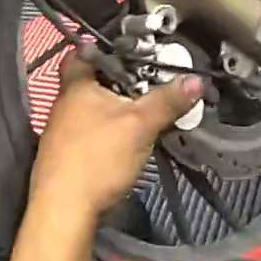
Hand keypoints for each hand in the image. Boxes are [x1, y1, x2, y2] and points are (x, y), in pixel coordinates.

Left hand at [27, 47, 203, 225]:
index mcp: (76, 88)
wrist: (65, 213)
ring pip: (96, 108)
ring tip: (150, 106)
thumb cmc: (98, 158)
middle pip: (94, 81)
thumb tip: (196, 81)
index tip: (131, 48)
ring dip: (119, 106)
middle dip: (121, 79)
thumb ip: (168, 100)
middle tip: (152, 77)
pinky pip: (95, 131)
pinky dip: (114, 128)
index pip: (82, 53)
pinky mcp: (69, 156)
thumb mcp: (141, 124)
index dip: (104, 46)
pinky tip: (133, 137)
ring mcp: (63, 133)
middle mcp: (64, 106)